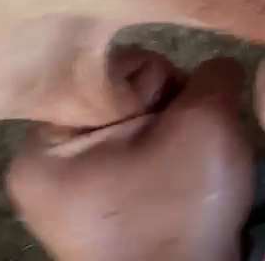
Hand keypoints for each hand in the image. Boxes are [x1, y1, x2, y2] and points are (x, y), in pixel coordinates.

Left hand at [8, 55, 252, 260]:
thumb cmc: (177, 202)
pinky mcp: (102, 201)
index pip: (116, 68)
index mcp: (47, 142)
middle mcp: (46, 161)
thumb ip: (214, 71)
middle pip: (128, 92)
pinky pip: (142, 150)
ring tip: (199, 153)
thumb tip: (218, 63)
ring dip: (182, 125)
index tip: (185, 107)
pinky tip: (190, 169)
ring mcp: (72, 186)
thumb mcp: (206, 119)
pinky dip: (174, 151)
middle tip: (197, 131)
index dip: (167, 76)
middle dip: (176, 101)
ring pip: (142, 120)